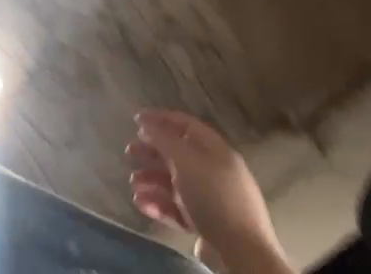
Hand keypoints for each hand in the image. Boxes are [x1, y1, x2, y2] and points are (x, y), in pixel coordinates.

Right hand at [126, 110, 288, 273]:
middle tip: (129, 152)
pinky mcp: (205, 223)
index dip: (161, 118)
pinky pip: (176, 207)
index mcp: (216, 152)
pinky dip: (158, 203)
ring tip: (133, 184)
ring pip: (174, 182)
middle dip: (151, 152)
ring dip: (151, 179)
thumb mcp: (185, 160)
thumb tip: (145, 122)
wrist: (241, 252)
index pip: (187, 125)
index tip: (136, 118)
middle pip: (178, 154)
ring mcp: (210, 199)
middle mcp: (214, 172)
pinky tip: (142, 203)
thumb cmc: (213, 196)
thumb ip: (163, 138)